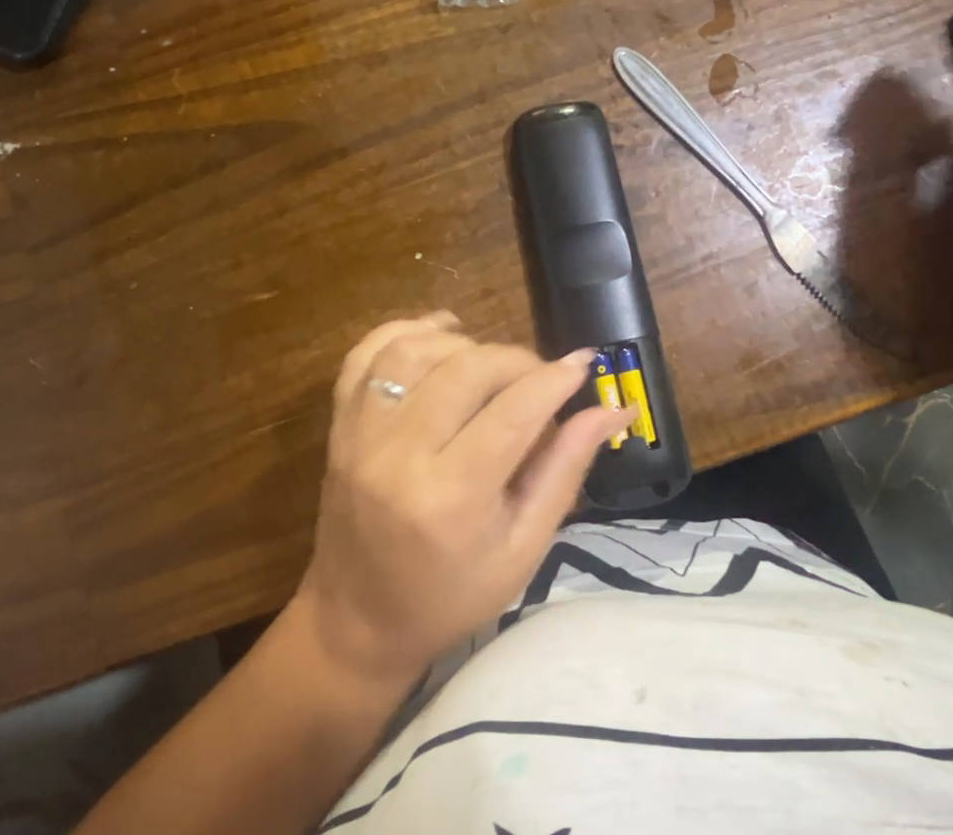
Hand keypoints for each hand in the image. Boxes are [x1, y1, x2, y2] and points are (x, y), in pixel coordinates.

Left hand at [293, 313, 633, 686]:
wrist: (358, 619)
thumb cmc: (452, 596)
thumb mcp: (524, 548)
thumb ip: (565, 470)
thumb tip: (613, 409)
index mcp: (452, 497)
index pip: (513, 410)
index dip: (556, 379)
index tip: (585, 365)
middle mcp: (398, 456)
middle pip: (465, 369)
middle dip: (517, 360)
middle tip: (543, 378)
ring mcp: (360, 436)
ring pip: (414, 350)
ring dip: (464, 344)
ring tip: (493, 366)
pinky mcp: (339, 427)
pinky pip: (366, 355)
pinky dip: (406, 333)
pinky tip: (441, 339)